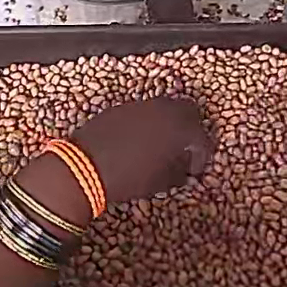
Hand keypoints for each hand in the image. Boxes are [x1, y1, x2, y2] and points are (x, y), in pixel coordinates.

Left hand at [14, 98, 212, 232]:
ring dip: (170, 124)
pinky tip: (141, 141)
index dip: (202, 156)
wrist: (84, 167)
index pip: (202, 139)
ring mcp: (141, 105)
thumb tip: (184, 170)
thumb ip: (179, 172)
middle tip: (185, 151)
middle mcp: (163, 109)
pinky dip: (149, 122)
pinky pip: (144, 110)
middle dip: (191, 130)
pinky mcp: (122, 107)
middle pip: (189, 111)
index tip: (195, 170)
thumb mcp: (161, 181)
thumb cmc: (128, 177)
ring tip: (163, 147)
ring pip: (165, 107)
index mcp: (179, 127)